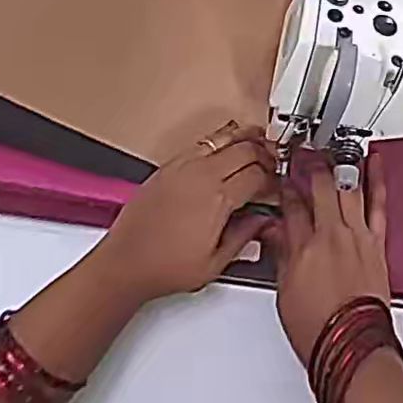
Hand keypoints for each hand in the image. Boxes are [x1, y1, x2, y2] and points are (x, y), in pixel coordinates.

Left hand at [90, 121, 278, 304]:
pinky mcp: (170, 164)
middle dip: (266, 153)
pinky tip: (227, 146)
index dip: (273, 178)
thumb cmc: (163, 266)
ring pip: (226, 136)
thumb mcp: (215, 263)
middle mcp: (203, 175)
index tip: (277, 185)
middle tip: (273, 162)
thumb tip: (262, 221)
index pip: (258, 174)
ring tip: (258, 142)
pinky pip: (203, 141)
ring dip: (246, 138)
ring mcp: (185, 165)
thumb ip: (244, 236)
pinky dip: (222, 139)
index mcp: (219, 199)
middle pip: (247, 148)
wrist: (126, 261)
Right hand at [270, 149, 389, 363]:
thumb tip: (275, 234)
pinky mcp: (376, 242)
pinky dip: (377, 180)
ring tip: (335, 149)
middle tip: (307, 154)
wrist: (352, 348)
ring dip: (340, 164)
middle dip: (311, 165)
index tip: (286, 179)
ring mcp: (355, 236)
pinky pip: (378, 203)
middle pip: (319, 186)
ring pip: (347, 187)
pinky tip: (375, 162)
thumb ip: (281, 255)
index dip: (287, 187)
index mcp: (302, 247)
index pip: (291, 204)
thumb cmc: (319, 329)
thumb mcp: (285, 292)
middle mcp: (330, 235)